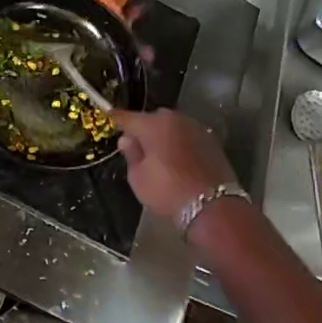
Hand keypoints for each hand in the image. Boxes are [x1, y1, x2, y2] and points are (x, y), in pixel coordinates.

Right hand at [114, 109, 238, 220]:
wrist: (213, 206)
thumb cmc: (168, 191)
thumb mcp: (139, 178)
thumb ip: (131, 155)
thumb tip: (127, 140)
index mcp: (154, 125)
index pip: (128, 117)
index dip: (116, 119)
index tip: (108, 117)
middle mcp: (176, 120)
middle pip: (153, 118)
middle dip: (143, 127)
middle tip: (135, 144)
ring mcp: (197, 128)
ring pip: (173, 125)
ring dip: (164, 134)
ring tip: (157, 152)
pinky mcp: (212, 141)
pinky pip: (187, 135)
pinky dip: (179, 142)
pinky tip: (176, 157)